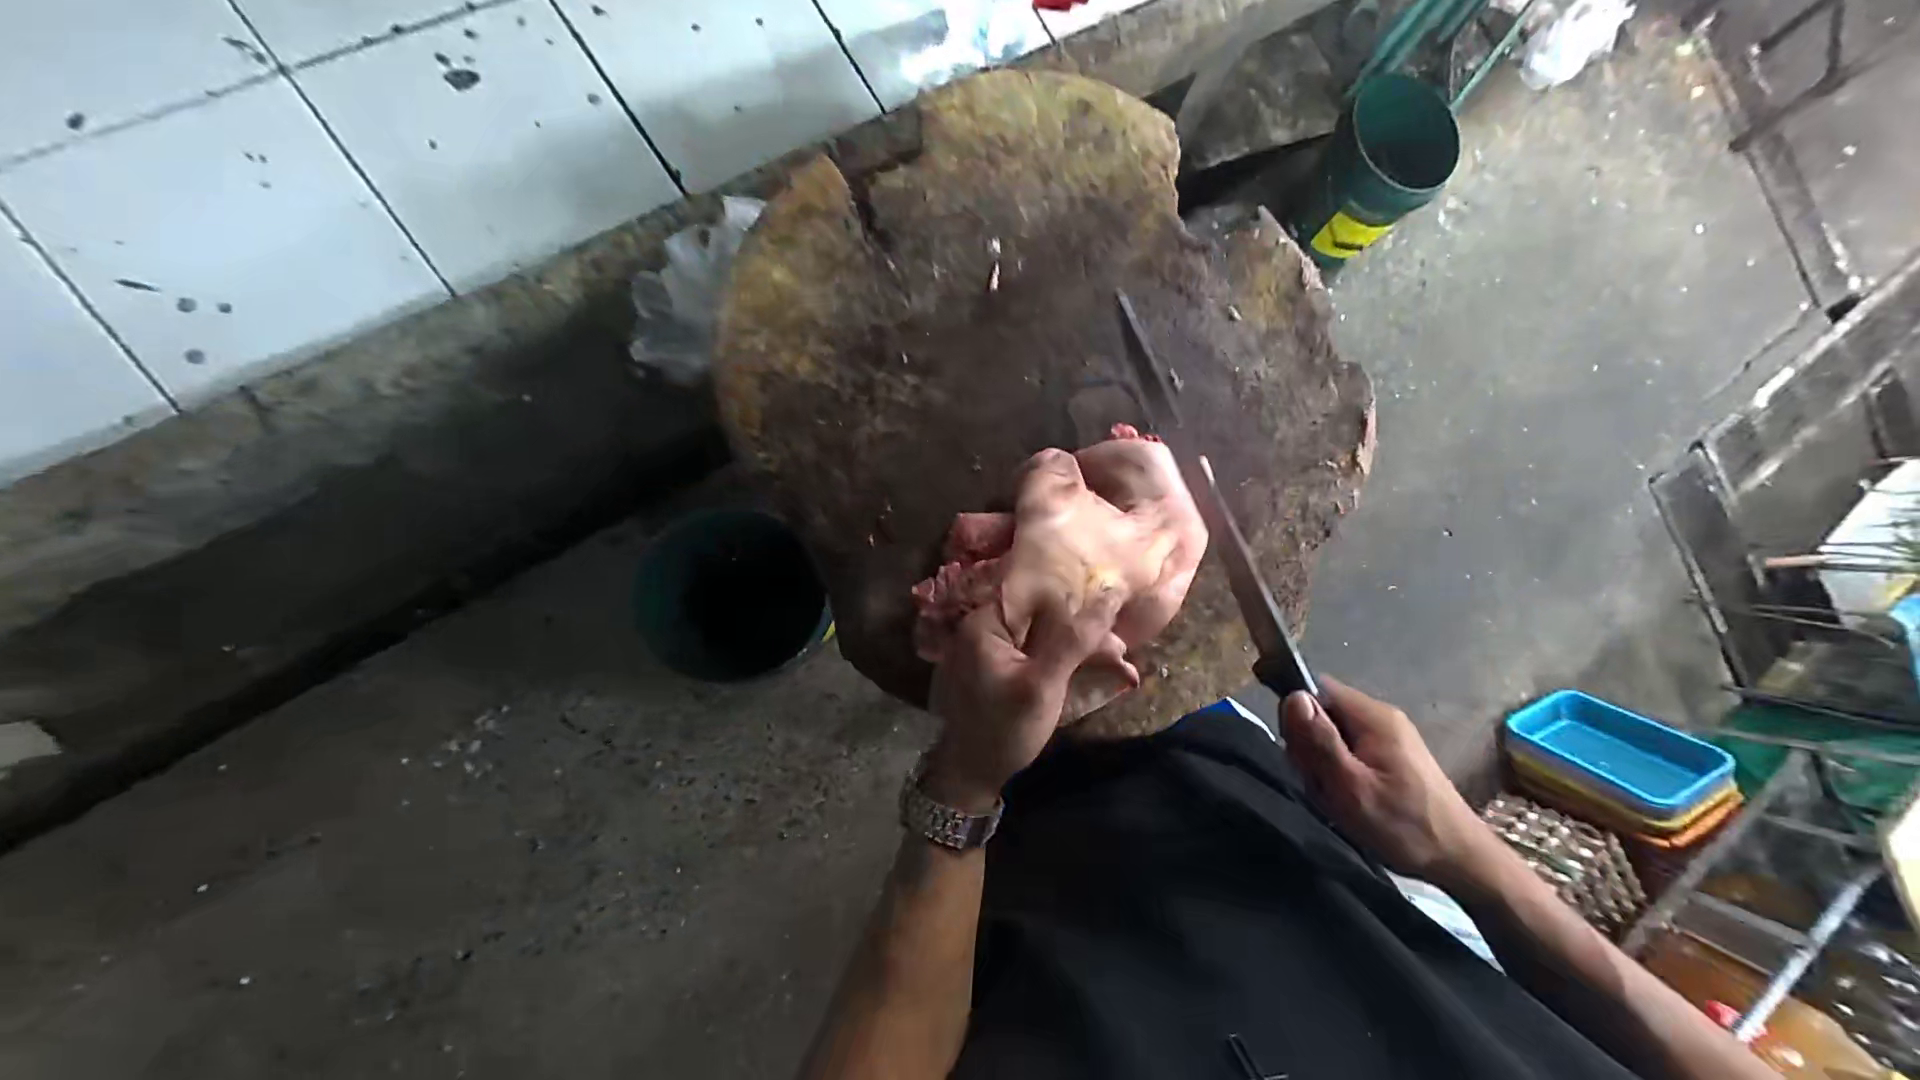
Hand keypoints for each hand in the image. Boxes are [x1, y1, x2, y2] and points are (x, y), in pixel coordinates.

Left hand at [923, 589, 1127, 813]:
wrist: (974, 773)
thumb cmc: (1003, 729)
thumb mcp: (1042, 685)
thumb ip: (1073, 640)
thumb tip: (1108, 595)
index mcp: (985, 622)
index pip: (1035, 591)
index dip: (1076, 595)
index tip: (1114, 602)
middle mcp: (989, 625)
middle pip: (1046, 614)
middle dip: (1087, 631)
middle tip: (1122, 650)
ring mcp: (998, 646)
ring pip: (1050, 634)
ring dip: (1085, 648)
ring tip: (1121, 665)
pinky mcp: (1009, 664)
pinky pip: (1044, 651)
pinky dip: (1070, 660)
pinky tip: (1106, 670)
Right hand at [1281, 678, 1497, 889]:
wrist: (1462, 862)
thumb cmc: (1404, 825)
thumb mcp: (1351, 786)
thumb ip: (1319, 740)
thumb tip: (1293, 696)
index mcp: (1372, 716)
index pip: (1314, 690)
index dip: (1296, 716)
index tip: (1301, 753)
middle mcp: (1380, 717)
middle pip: (1320, 713)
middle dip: (1310, 747)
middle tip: (1322, 784)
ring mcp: (1387, 736)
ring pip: (1330, 735)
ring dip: (1322, 764)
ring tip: (1337, 796)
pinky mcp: (1390, 755)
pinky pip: (1346, 751)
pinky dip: (1338, 772)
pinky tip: (1348, 798)